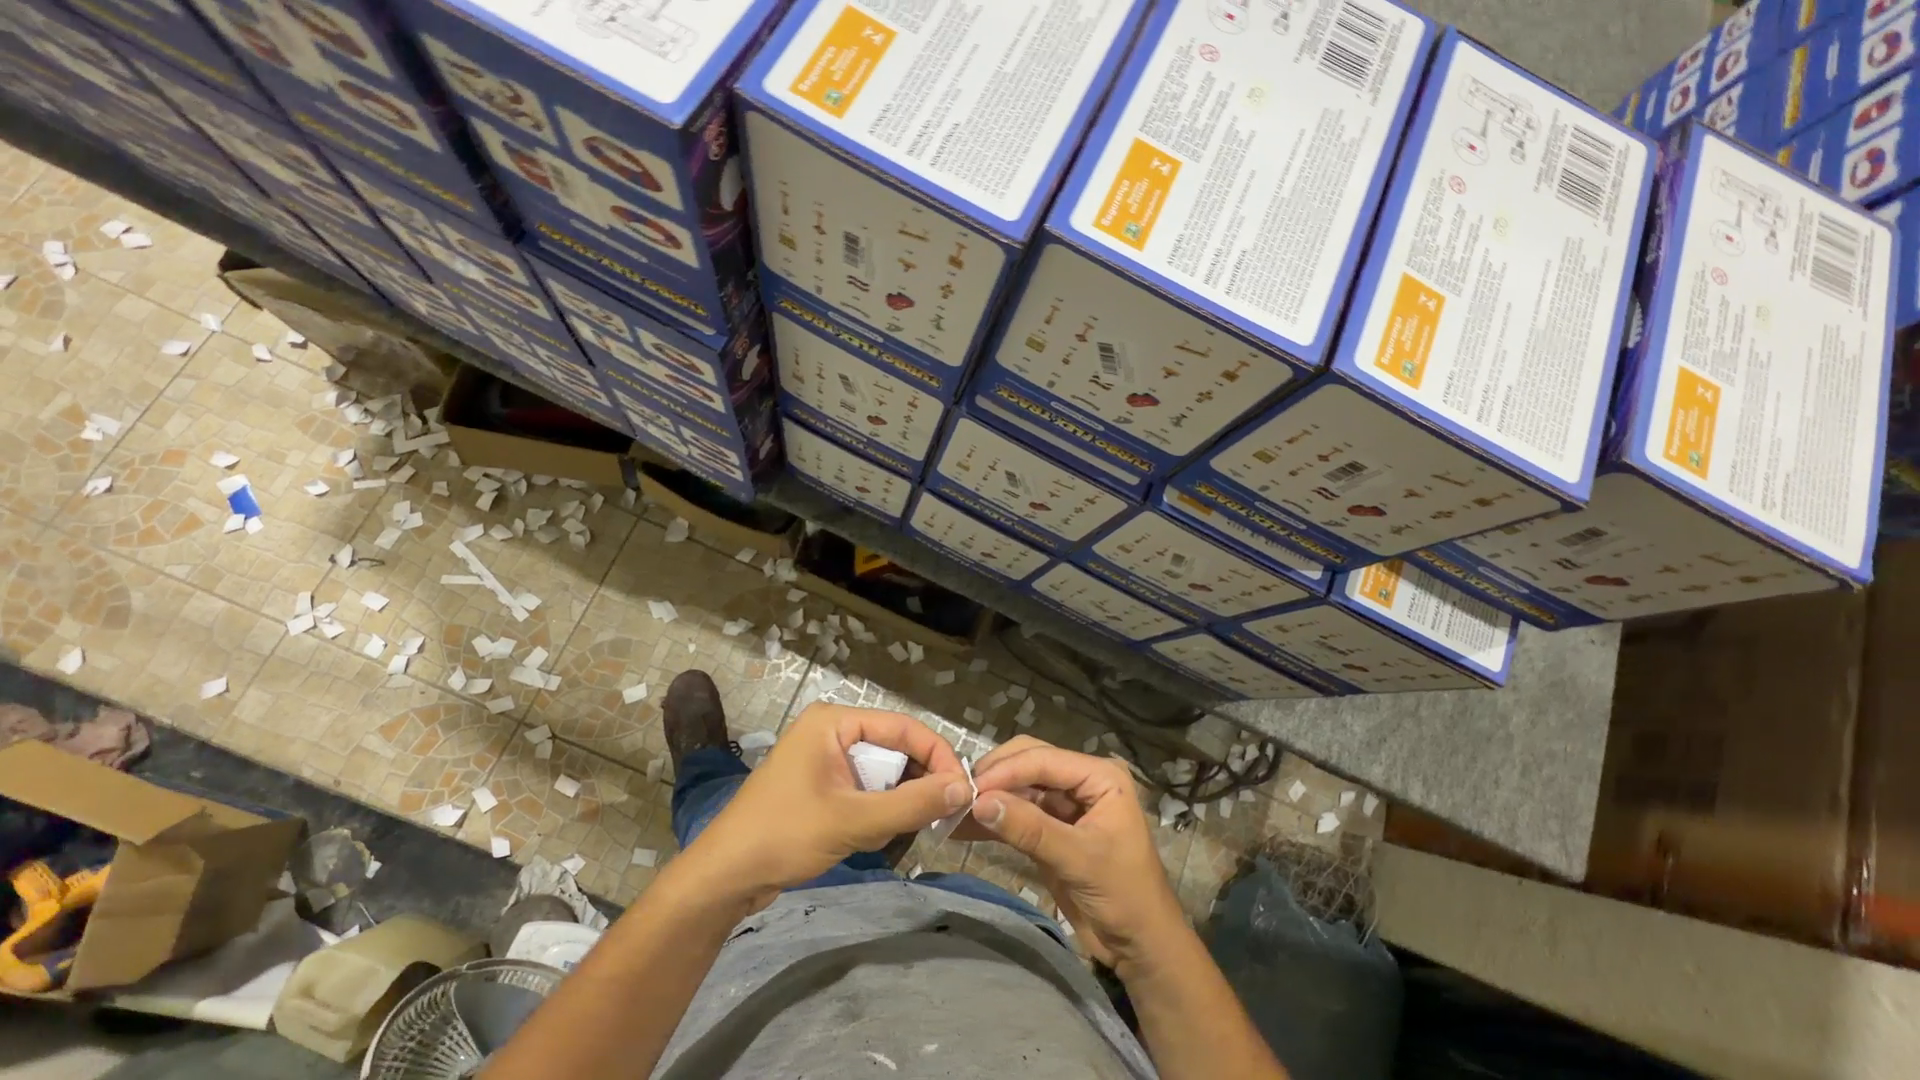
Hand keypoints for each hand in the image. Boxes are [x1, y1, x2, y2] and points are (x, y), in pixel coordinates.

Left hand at [679, 704, 970, 910]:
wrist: (726, 876)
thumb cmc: (784, 836)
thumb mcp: (854, 820)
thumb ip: (912, 803)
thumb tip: (964, 790)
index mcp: (834, 722)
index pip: (905, 727)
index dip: (939, 756)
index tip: (964, 791)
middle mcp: (831, 731)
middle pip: (896, 748)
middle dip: (918, 782)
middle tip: (941, 816)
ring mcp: (825, 760)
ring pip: (883, 773)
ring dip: (897, 801)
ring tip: (901, 830)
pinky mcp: (821, 787)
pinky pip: (866, 790)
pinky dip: (878, 811)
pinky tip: (872, 837)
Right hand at [968, 737, 1185, 969]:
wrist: (1140, 944)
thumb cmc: (1124, 895)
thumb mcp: (1078, 859)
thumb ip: (1030, 828)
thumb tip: (980, 802)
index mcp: (1101, 776)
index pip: (1044, 759)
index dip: (1004, 770)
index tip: (967, 789)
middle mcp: (1083, 782)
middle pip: (1029, 763)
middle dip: (994, 777)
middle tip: (957, 796)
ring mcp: (1066, 806)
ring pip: (1019, 789)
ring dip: (989, 799)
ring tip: (951, 811)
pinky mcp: (1052, 831)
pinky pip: (1017, 815)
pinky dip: (994, 820)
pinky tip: (963, 828)